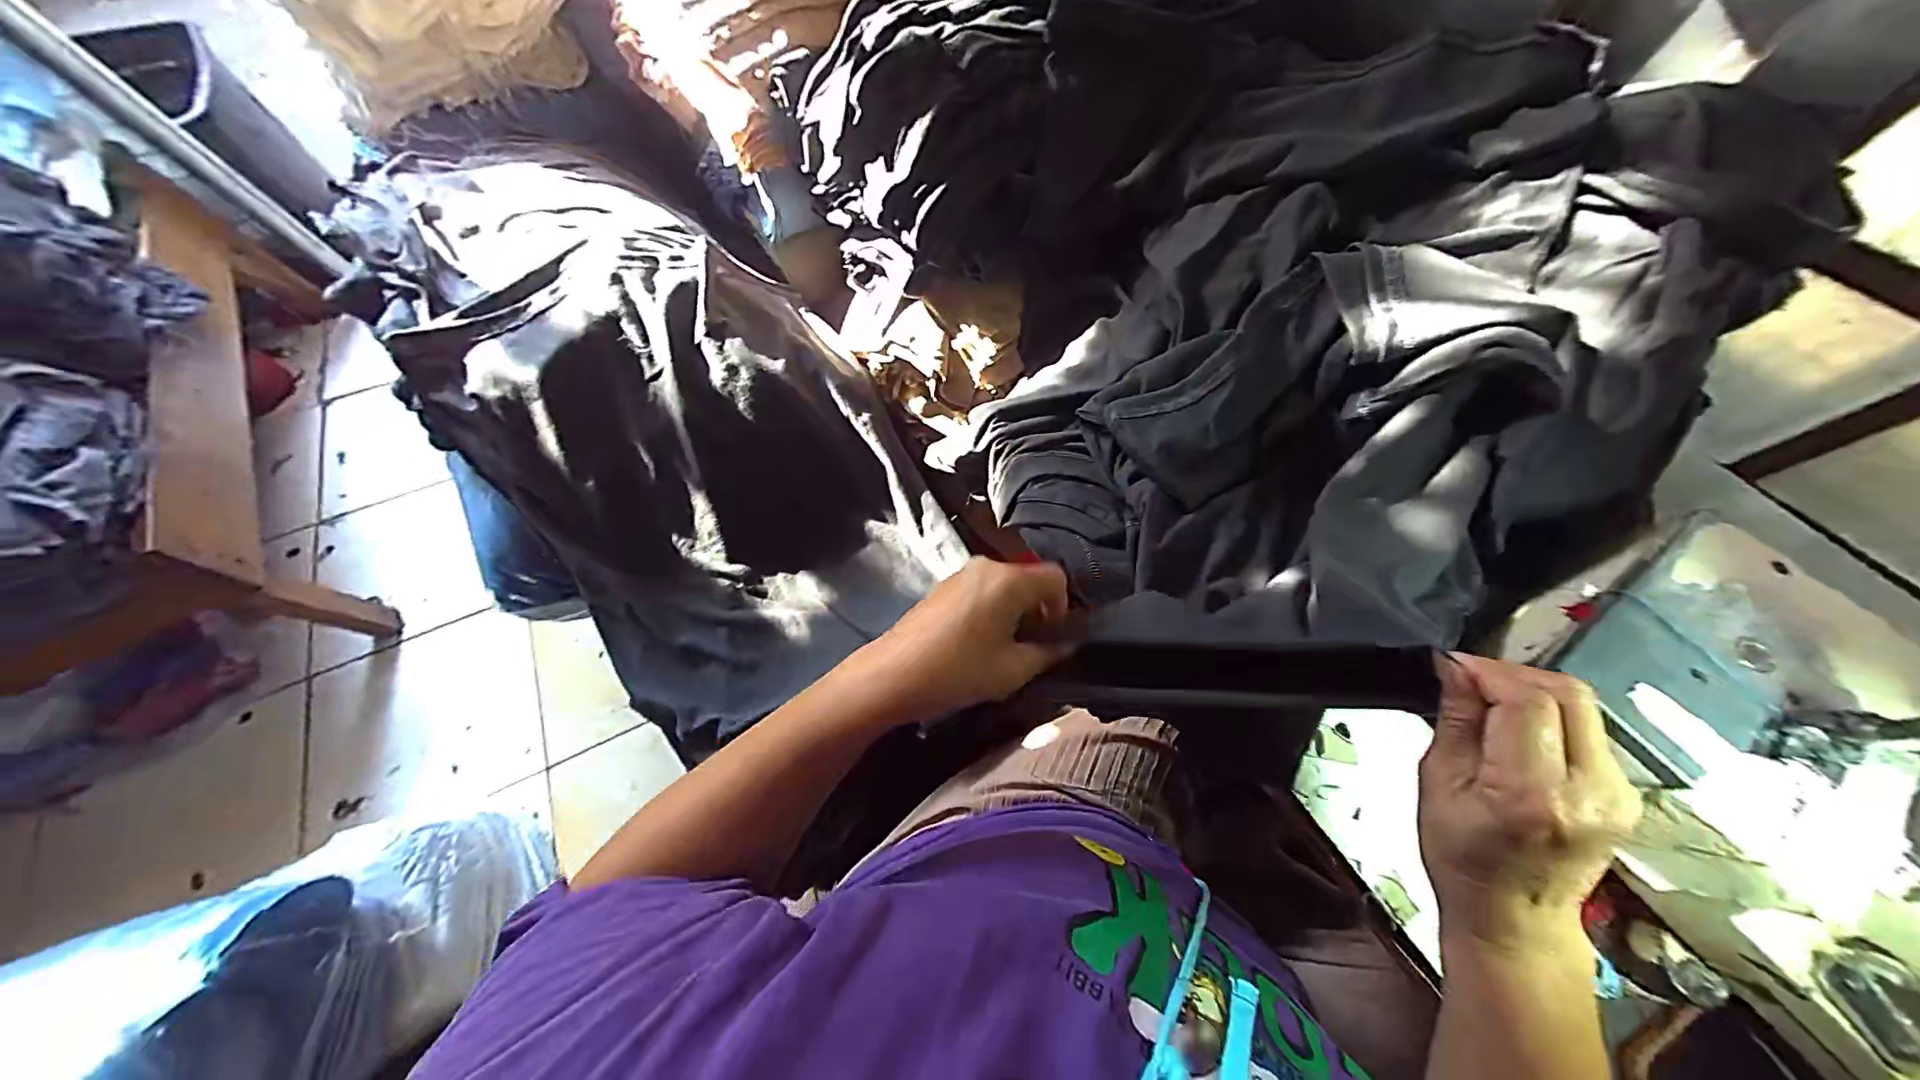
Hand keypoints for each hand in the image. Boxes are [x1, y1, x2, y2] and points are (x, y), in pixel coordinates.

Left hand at [853, 557, 1077, 721]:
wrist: (892, 674)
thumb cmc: (959, 671)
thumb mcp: (1013, 670)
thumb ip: (1049, 653)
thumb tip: (1067, 645)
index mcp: (1009, 580)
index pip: (1056, 577)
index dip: (1064, 607)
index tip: (1054, 637)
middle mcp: (987, 566)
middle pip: (1029, 578)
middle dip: (1039, 608)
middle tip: (1033, 644)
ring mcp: (961, 574)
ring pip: (1005, 584)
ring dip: (1015, 610)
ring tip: (1005, 646)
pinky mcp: (943, 587)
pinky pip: (982, 590)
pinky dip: (992, 608)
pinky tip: (978, 640)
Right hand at [1418, 654, 1641, 954]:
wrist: (1514, 914)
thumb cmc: (1462, 856)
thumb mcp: (1436, 782)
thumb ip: (1455, 721)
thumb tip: (1456, 669)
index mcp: (1532, 794)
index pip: (1527, 702)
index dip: (1487, 672)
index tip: (1453, 666)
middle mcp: (1590, 792)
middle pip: (1568, 694)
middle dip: (1512, 675)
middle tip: (1469, 679)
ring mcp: (1618, 794)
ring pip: (1582, 707)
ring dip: (1529, 692)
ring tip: (1487, 705)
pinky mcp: (1624, 792)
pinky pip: (1588, 729)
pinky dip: (1547, 715)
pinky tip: (1514, 729)